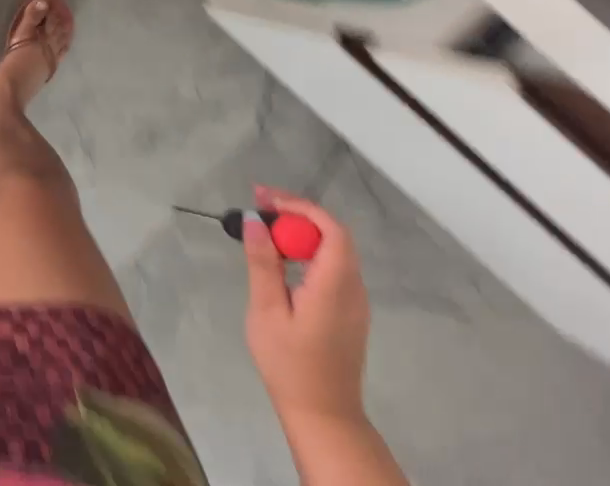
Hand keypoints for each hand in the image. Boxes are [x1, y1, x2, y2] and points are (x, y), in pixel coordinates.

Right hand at [243, 185, 371, 427]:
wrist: (322, 411)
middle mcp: (354, 290)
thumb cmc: (288, 362)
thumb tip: (254, 221)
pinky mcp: (349, 312)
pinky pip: (332, 269)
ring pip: (334, 252)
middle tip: (257, 207)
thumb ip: (263, 264)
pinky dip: (307, 253)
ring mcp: (355, 302)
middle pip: (334, 237)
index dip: (300, 207)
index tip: (263, 198)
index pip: (332, 230)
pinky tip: (281, 259)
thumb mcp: (266, 311)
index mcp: (335, 287)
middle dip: (296, 215)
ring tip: (262, 229)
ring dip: (301, 233)